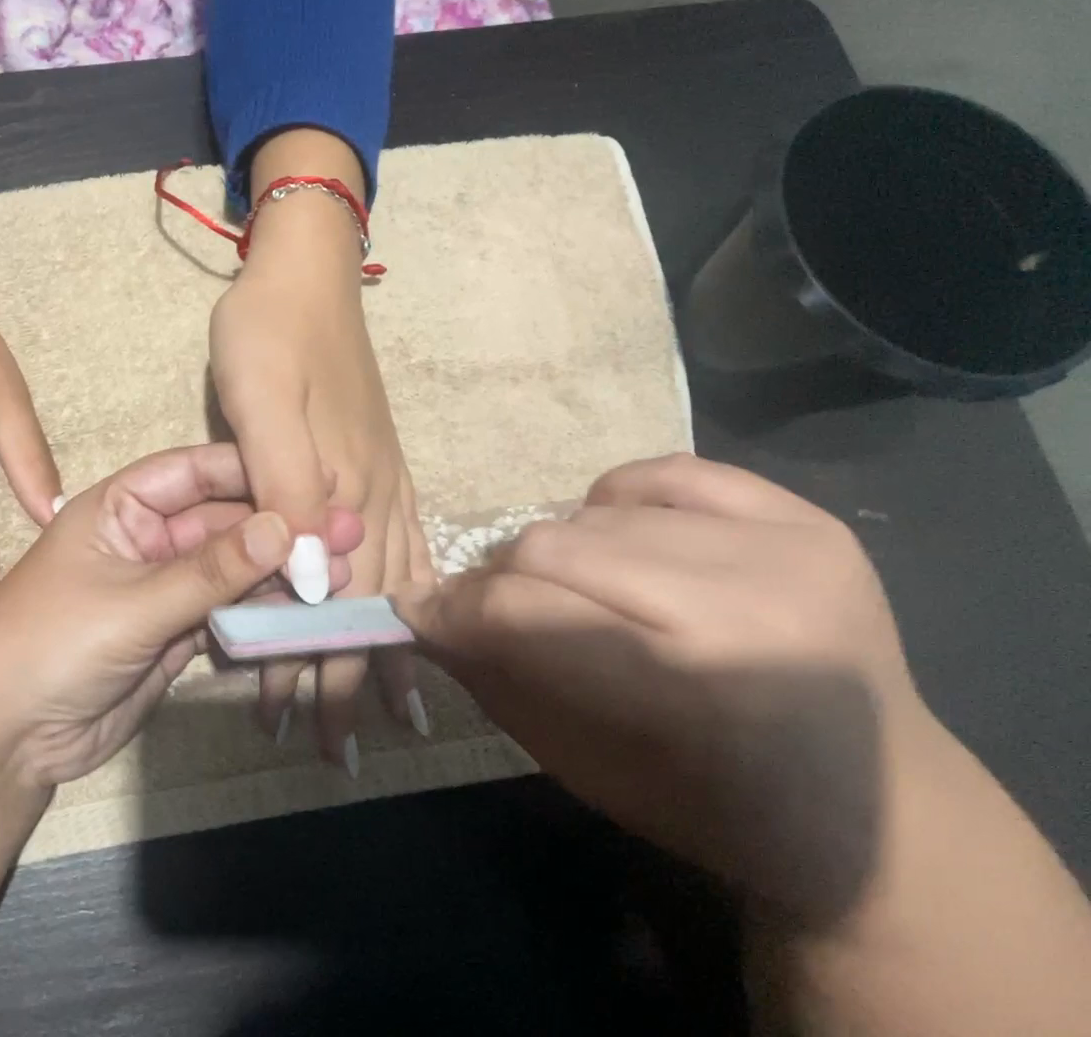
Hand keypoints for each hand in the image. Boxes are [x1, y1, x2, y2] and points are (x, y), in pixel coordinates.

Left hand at [0, 443, 362, 785]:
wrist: (6, 735)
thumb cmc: (52, 644)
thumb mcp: (132, 602)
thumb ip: (210, 570)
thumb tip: (285, 526)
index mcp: (120, 507)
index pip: (195, 473)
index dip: (254, 474)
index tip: (316, 480)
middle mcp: (145, 540)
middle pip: (223, 525)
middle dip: (280, 533)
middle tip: (346, 538)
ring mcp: (161, 590)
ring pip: (231, 573)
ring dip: (280, 578)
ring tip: (342, 580)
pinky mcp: (173, 637)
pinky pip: (226, 617)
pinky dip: (262, 619)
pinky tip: (307, 618)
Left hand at [210, 189, 432, 769]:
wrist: (304, 274)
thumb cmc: (265, 338)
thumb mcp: (260, 407)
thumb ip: (286, 495)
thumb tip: (314, 588)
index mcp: (330, 493)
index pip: (328, 601)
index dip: (319, 666)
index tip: (314, 730)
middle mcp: (365, 500)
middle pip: (362, 607)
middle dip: (351, 679)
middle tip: (344, 749)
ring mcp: (378, 485)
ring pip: (384, 587)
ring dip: (385, 652)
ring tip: (393, 713)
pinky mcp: (377, 472)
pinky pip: (396, 550)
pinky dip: (402, 598)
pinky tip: (406, 623)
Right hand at [393, 453, 928, 921]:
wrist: (868, 810)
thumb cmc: (705, 807)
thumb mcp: (577, 763)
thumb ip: (492, 676)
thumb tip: (418, 610)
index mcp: (687, 689)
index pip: (522, 611)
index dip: (451, 608)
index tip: (415, 613)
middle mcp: (744, 606)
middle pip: (547, 548)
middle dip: (497, 581)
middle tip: (495, 612)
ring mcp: (786, 552)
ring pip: (594, 513)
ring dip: (554, 551)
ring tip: (569, 589)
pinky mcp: (810, 521)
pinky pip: (667, 474)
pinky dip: (618, 504)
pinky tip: (621, 540)